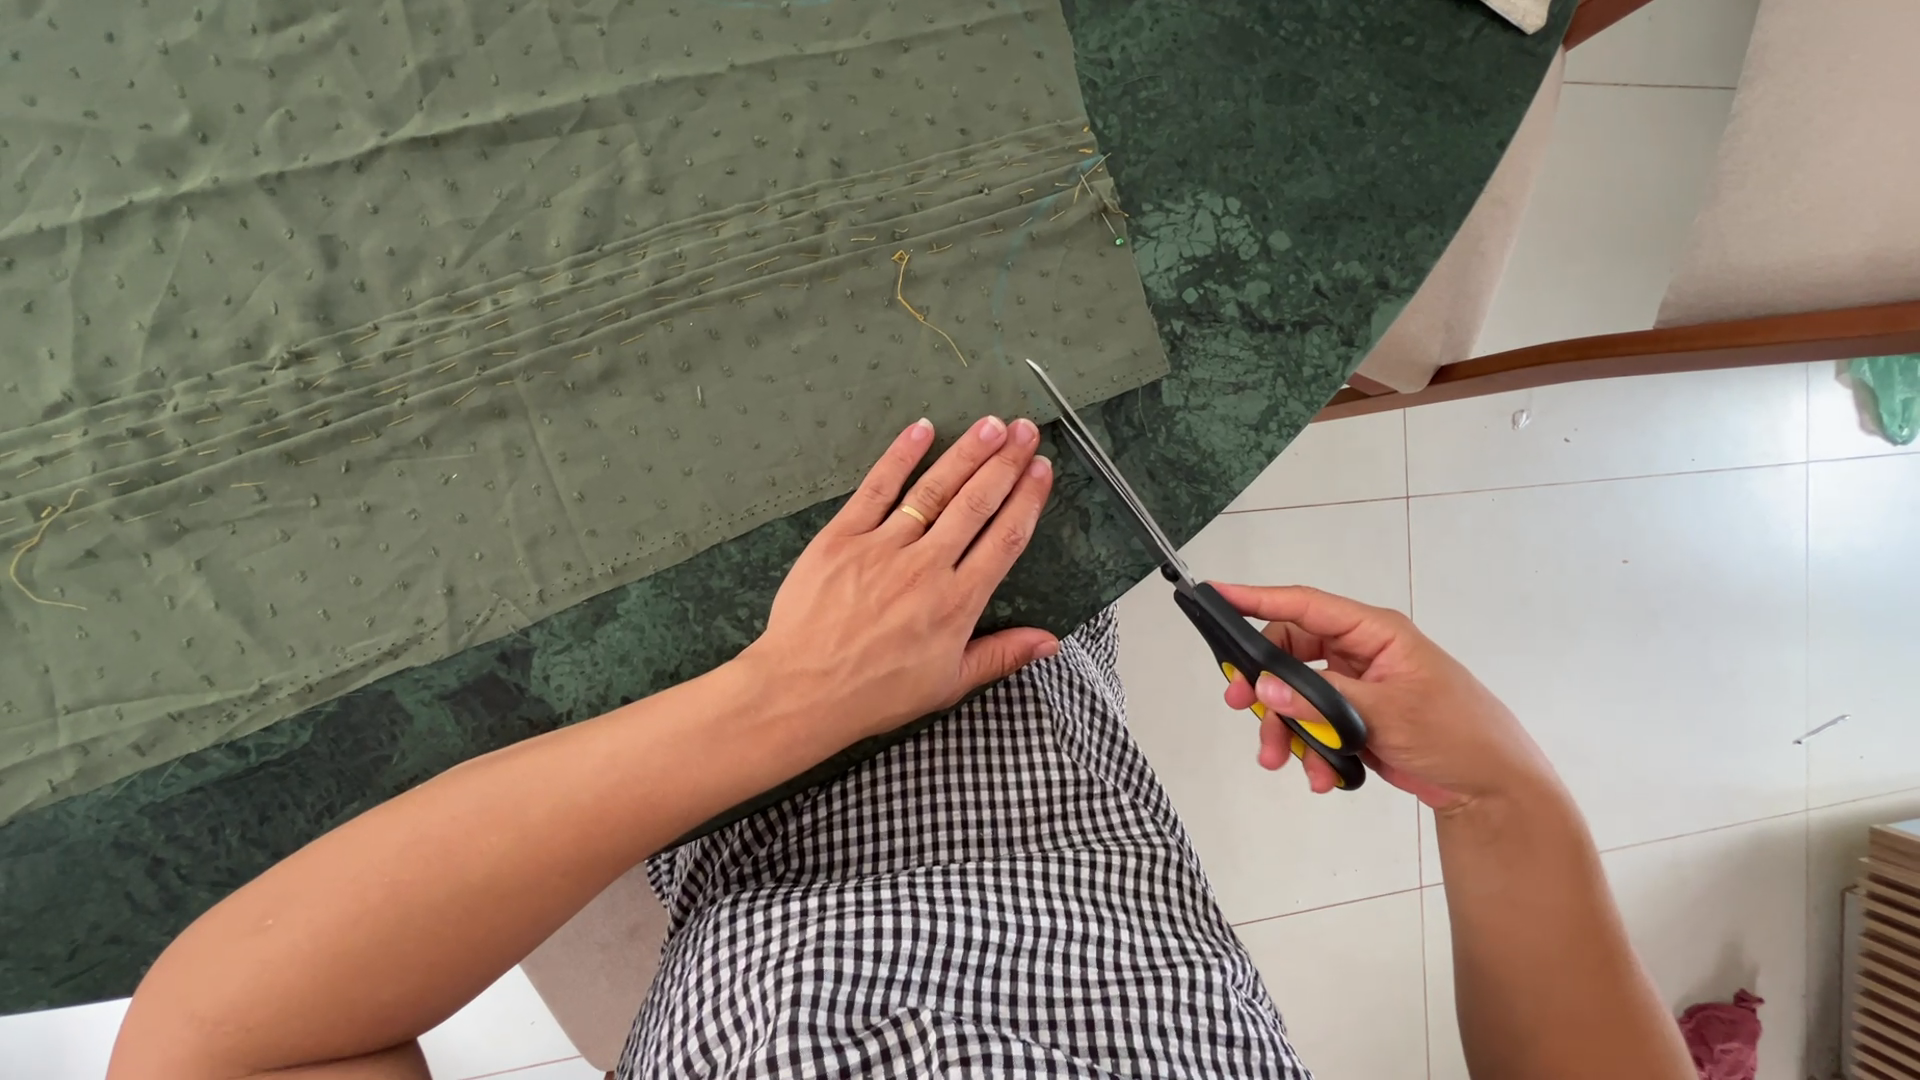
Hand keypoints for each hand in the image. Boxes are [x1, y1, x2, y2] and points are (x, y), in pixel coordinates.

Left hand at [737, 415, 1055, 747]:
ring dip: (966, 453)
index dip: (1027, 499)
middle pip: (976, 503)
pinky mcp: (842, 537)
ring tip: (991, 424)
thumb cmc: (877, 692)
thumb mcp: (949, 684)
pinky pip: (877, 489)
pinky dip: (900, 456)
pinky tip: (923, 430)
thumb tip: (1052, 642)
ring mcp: (884, 547)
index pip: (1005, 538)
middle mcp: (927, 567)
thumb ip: (1002, 656)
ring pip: (934, 490)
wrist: (804, 691)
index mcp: (958, 602)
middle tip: (1025, 430)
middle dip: (1004, 463)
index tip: (1042, 470)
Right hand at [1210, 584, 1559, 813]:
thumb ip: (1320, 698)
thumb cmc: (1457, 734)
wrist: (1492, 791)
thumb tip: (1264, 688)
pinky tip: (1318, 775)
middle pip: (1288, 654)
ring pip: (1293, 695)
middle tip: (1238, 704)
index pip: (1304, 605)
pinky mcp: (1349, 718)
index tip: (1216, 594)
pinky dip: (1306, 748)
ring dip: (1283, 728)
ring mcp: (1352, 686)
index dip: (1257, 597)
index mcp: (1373, 632)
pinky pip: (1310, 724)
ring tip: (1279, 759)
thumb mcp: (1386, 712)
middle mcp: (1357, 652)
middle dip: (1264, 685)